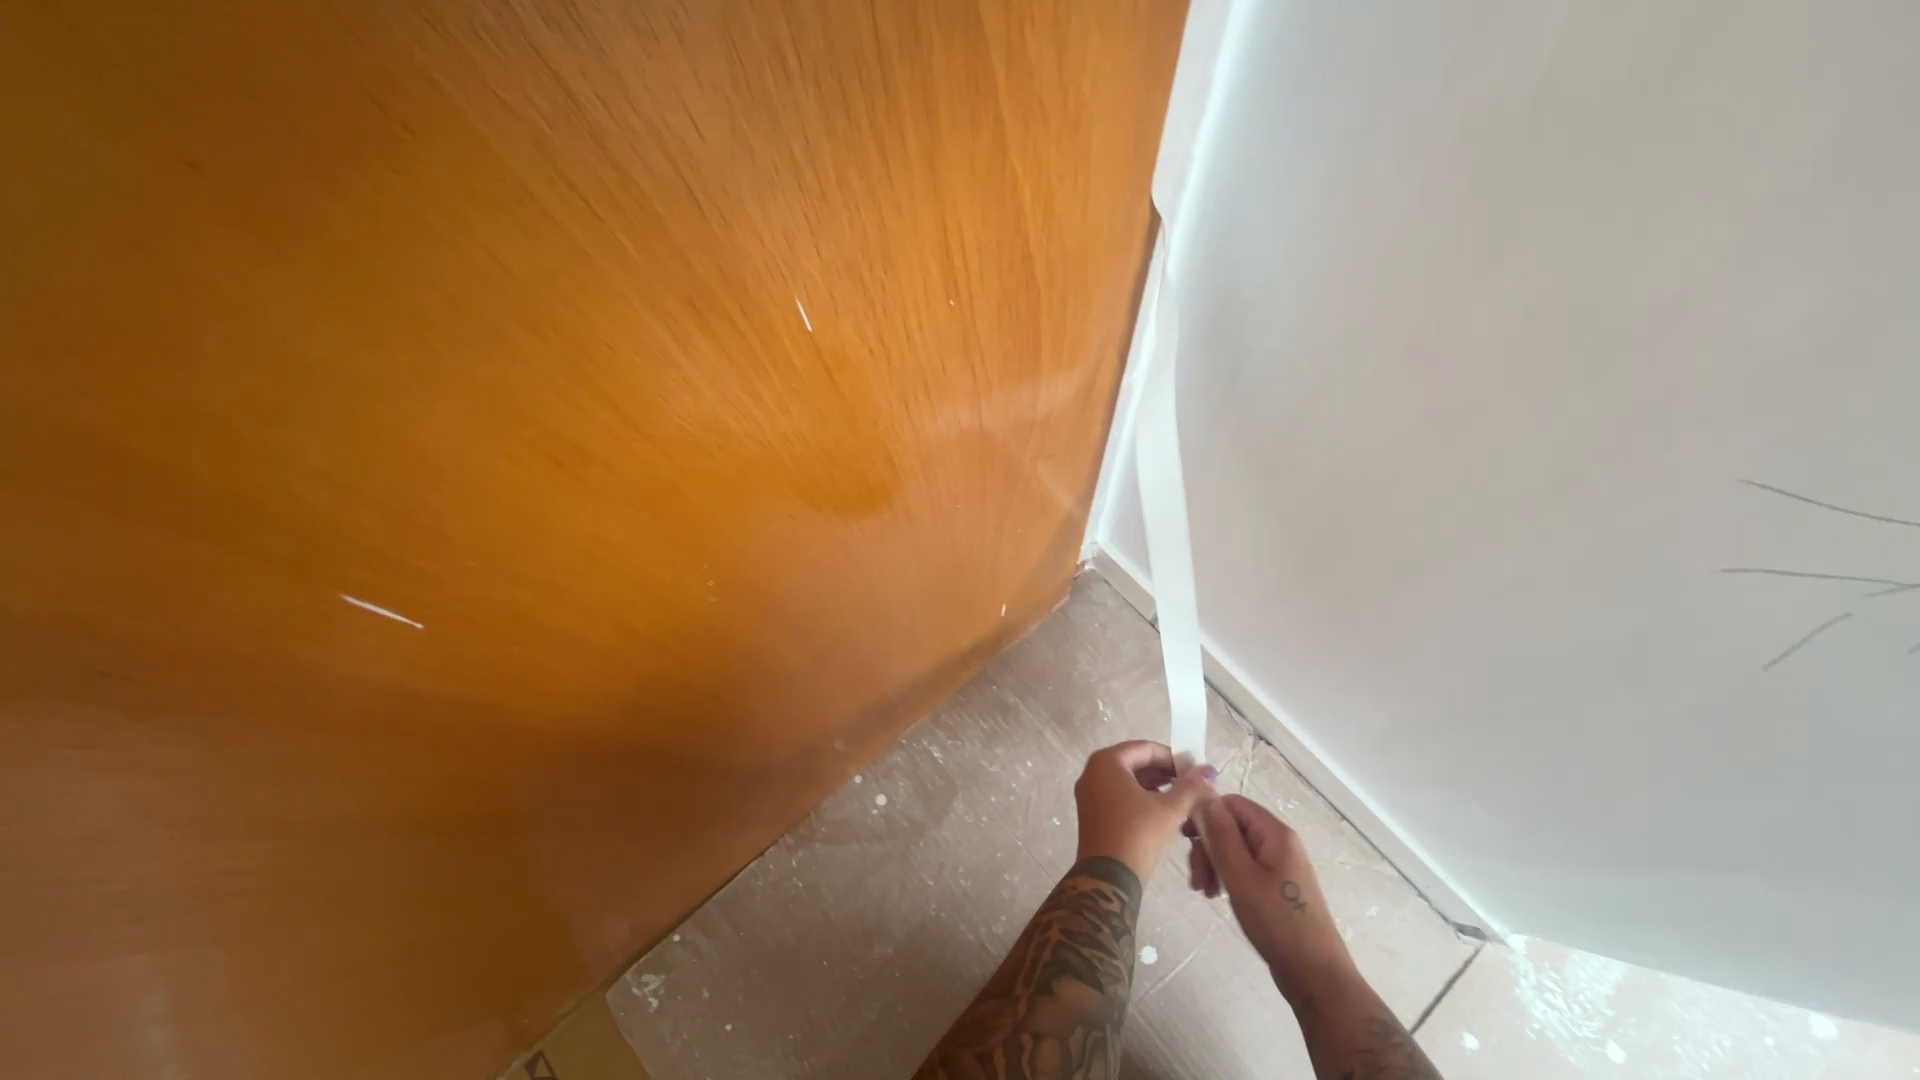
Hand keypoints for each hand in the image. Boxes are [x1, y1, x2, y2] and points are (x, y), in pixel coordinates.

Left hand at [1074, 741, 1216, 881]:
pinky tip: (1162, 810)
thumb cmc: (1138, 834)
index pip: (1145, 749)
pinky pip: (1118, 795)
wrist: (1108, 878)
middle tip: (1191, 784)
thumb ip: (1190, 786)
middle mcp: (1092, 772)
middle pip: (1134, 762)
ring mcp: (1089, 793)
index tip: (1195, 770)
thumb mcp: (1170, 808)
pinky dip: (1140, 798)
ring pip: (1127, 780)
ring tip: (1182, 797)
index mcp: (1106, 762)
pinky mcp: (1091, 812)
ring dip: (1154, 785)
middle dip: (1164, 772)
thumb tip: (1208, 769)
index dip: (1173, 757)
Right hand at [1189, 794, 1357, 1002]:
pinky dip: (1228, 877)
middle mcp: (1280, 843)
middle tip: (1196, 879)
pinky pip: (1246, 868)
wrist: (1315, 974)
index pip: (1232, 803)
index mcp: (1275, 833)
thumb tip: (1205, 799)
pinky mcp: (1279, 886)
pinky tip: (1219, 897)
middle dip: (1208, 847)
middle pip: (1232, 827)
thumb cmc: (1276, 922)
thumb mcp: (1240, 875)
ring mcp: (1281, 865)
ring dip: (1214, 864)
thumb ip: (1221, 834)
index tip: (1184, 839)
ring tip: (1205, 893)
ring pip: (1236, 849)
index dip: (1205, 815)